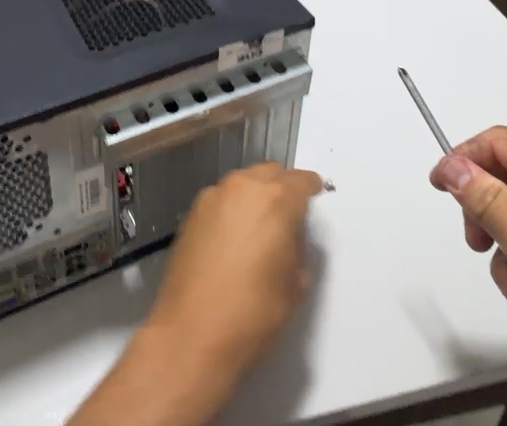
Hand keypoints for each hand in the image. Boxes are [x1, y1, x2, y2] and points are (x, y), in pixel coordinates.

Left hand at [69, 164, 323, 425]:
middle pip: (269, 174)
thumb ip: (297, 247)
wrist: (192, 333)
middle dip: (282, 187)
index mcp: (276, 200)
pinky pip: (220, 200)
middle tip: (290, 212)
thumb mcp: (295, 284)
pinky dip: (232, 209)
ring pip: (242, 184)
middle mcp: (242, 188)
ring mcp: (212, 198)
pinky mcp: (191, 214)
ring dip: (255, 196)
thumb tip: (287, 237)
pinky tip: (234, 237)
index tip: (315, 193)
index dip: (310, 187)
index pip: (301, 180)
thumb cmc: (254, 312)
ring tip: (261, 226)